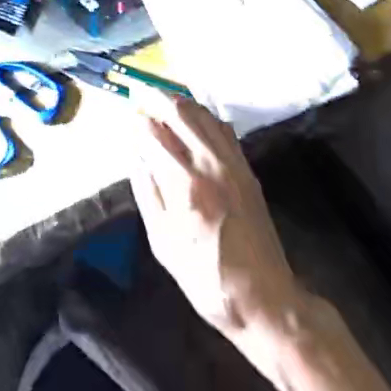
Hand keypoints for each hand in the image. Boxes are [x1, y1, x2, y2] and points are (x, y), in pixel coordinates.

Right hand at [127, 93, 304, 337]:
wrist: (265, 298)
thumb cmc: (205, 276)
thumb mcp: (162, 241)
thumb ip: (147, 193)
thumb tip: (136, 156)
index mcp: (185, 184)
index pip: (154, 132)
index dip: (136, 119)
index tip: (125, 114)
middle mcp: (210, 165)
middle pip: (180, 112)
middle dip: (155, 97)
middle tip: (138, 92)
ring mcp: (233, 165)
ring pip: (203, 115)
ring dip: (179, 101)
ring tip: (161, 99)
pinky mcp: (247, 170)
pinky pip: (223, 129)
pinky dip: (203, 115)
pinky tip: (192, 118)